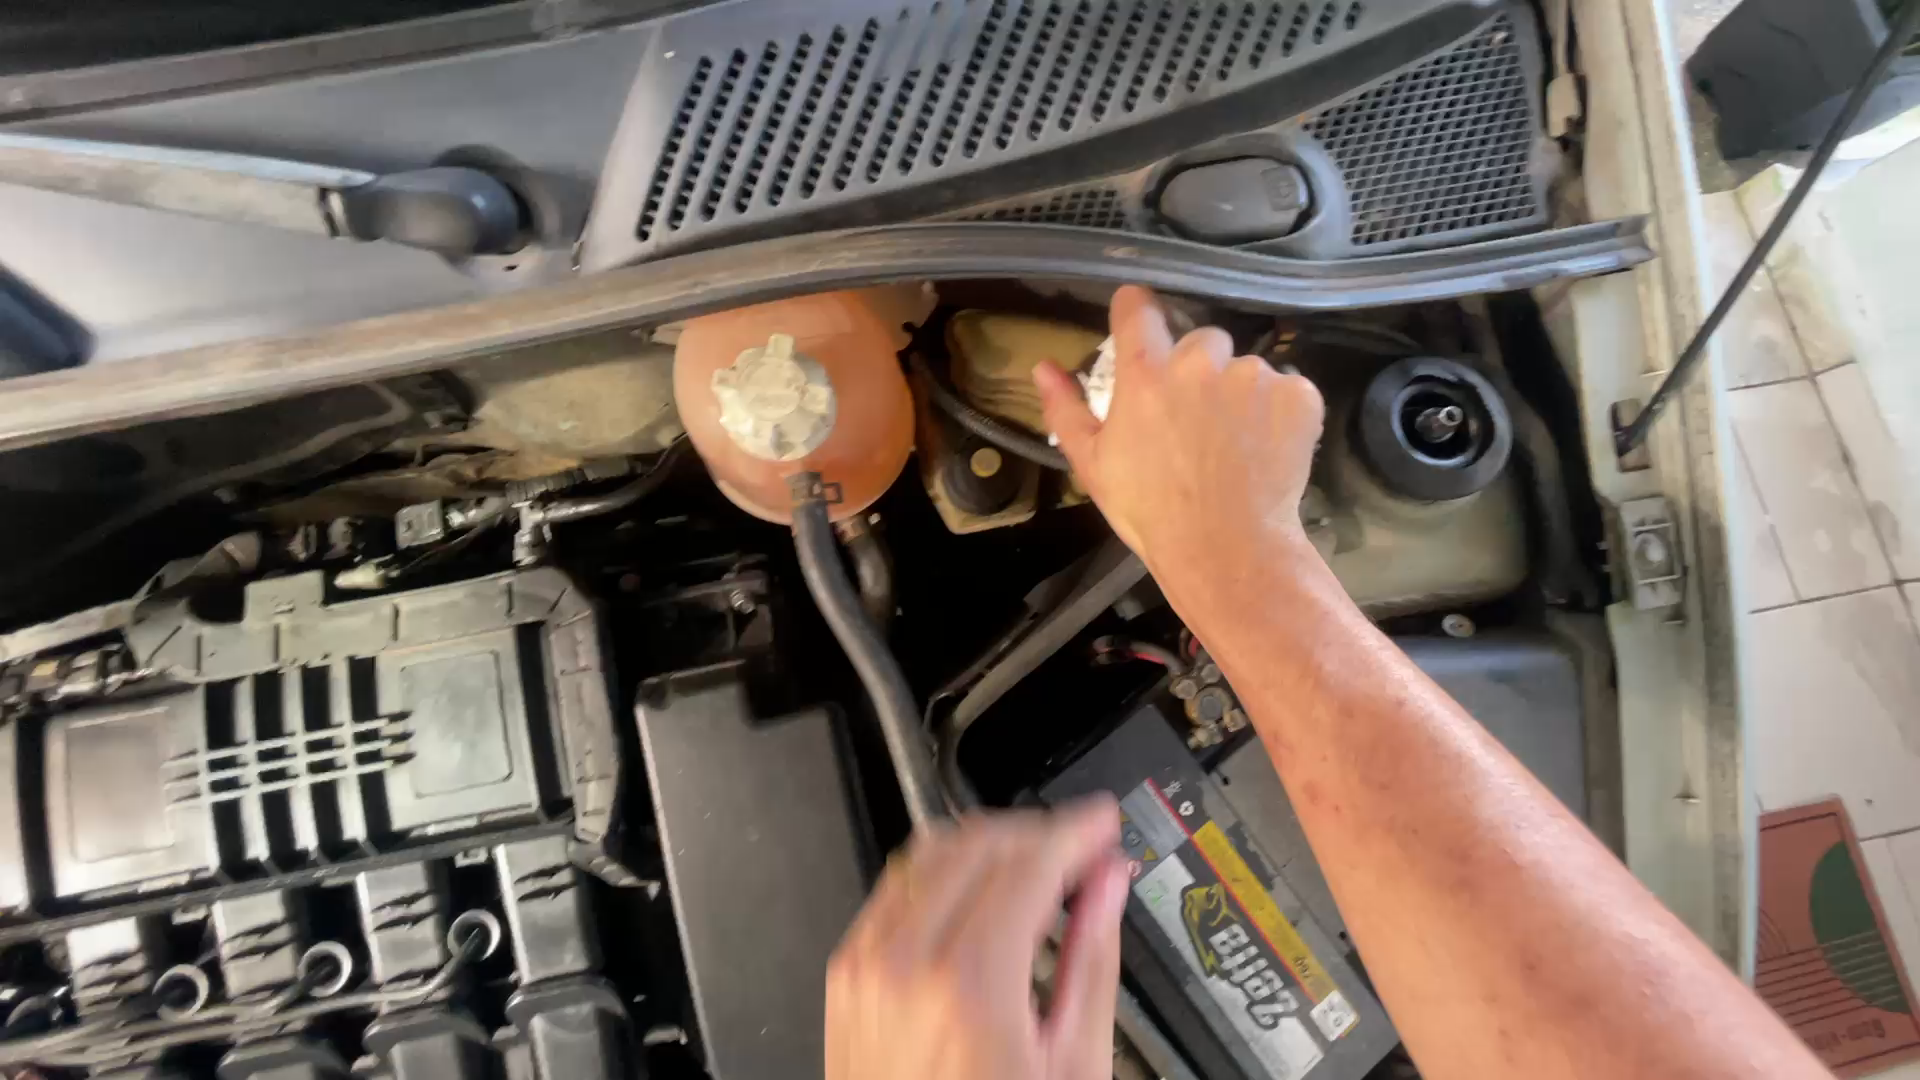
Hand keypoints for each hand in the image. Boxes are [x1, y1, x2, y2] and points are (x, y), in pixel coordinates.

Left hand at [825, 800, 1130, 1079]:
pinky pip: (899, 881)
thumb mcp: (1071, 1066)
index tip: (1101, 820)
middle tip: (1079, 844)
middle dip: (1038, 829)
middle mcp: (907, 958)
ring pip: (934, 847)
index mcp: (970, 984)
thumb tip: (1108, 884)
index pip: (1030, 862)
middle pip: (981, 840)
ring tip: (1036, 862)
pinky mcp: (847, 966)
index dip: (1075, 830)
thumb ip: (1092, 957)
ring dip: (992, 839)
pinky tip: (978, 887)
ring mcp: (868, 959)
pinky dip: (946, 866)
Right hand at [1034, 286, 1326, 610]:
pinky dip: (1276, 413)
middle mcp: (1200, 362)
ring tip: (1231, 444)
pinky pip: (1285, 389)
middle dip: (1195, 369)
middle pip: (1200, 341)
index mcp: (1145, 374)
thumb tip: (1043, 367)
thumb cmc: (1148, 511)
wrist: (1225, 550)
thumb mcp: (1093, 465)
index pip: (1137, 310)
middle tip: (1193, 419)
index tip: (1138, 316)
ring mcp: (1254, 376)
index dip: (1136, 309)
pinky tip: (1263, 449)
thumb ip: (1066, 409)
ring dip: (1237, 393)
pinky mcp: (1298, 396)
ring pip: (1244, 367)